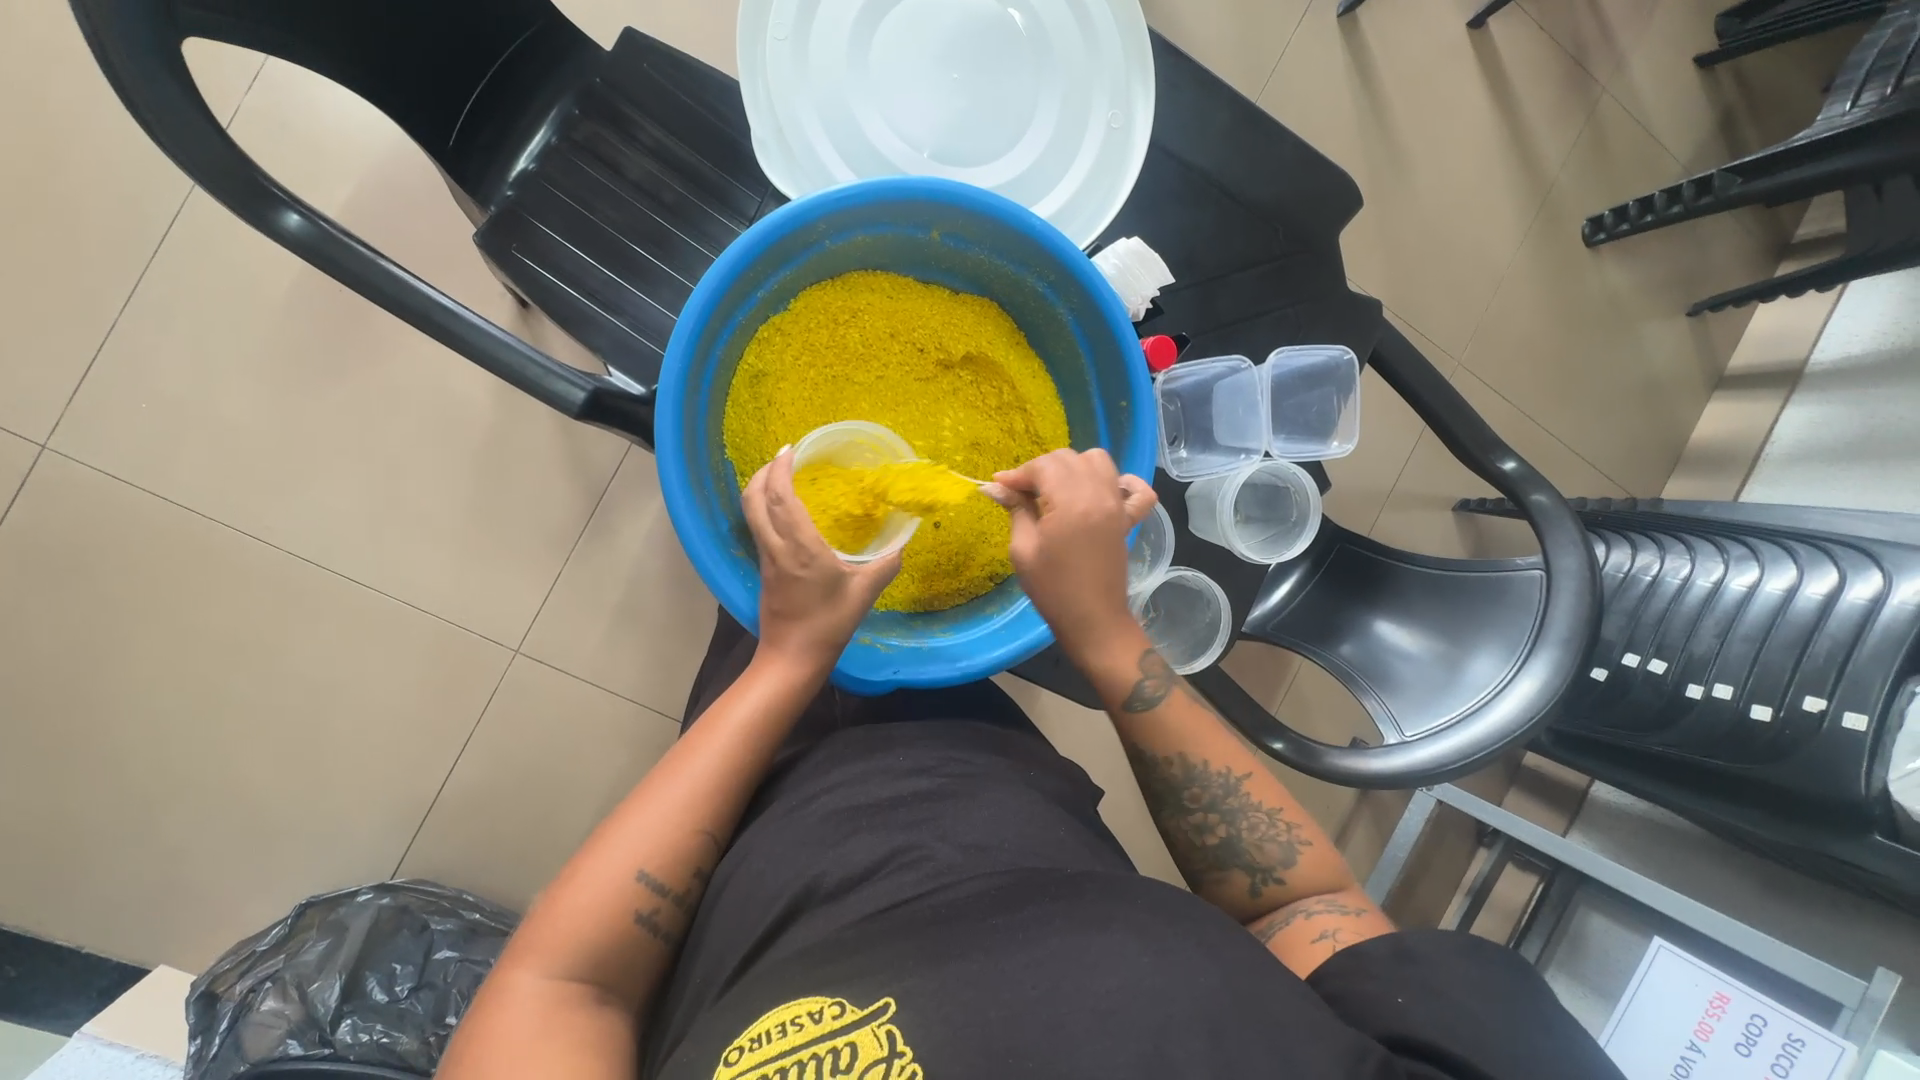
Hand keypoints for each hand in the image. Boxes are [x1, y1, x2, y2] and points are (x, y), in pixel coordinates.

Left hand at [742, 448, 900, 675]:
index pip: (781, 498)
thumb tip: (902, 545)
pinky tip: (784, 511)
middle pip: (755, 500)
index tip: (790, 450)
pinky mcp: (764, 569)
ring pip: (752, 514)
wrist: (792, 658)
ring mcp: (766, 559)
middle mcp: (777, 548)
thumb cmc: (829, 625)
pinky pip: (758, 528)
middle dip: (763, 473)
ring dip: (760, 490)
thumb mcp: (864, 594)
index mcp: (801, 548)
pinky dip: (765, 509)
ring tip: (780, 478)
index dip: (780, 469)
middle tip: (782, 458)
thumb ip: (885, 565)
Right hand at [991, 449, 1157, 662]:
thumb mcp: (1023, 549)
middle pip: (1068, 458)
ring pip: (1098, 461)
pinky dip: (1123, 483)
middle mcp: (1098, 494)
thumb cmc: (1052, 589)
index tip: (1000, 487)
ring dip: (1074, 467)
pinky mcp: (1128, 519)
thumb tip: (996, 486)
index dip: (1018, 474)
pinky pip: (1137, 489)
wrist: (1093, 620)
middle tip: (1022, 493)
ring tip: (1056, 490)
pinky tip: (1105, 491)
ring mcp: (1117, 504)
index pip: (1042, 466)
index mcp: (1070, 501)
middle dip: (1041, 469)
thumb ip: (1016, 510)